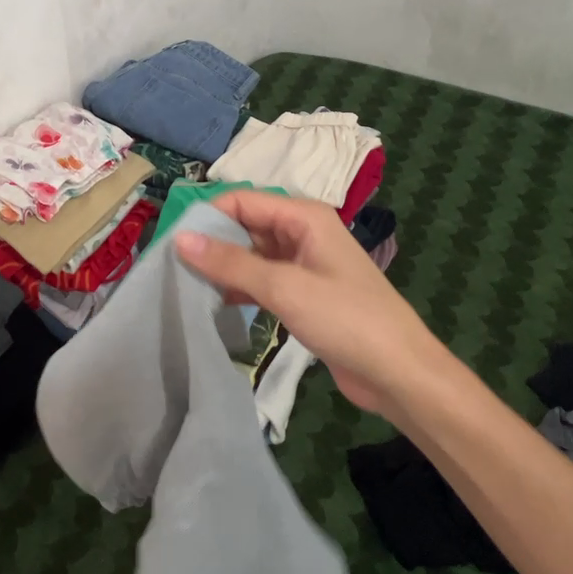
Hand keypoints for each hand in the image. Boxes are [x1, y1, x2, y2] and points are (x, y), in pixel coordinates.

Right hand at [175, 191, 445, 415]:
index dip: (206, 215)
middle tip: (173, 266)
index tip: (171, 242)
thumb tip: (179, 239)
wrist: (400, 374)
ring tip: (186, 286)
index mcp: (303, 216)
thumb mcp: (284, 287)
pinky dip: (239, 287)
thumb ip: (230, 263)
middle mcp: (301, 232)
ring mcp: (303, 263)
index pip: (241, 200)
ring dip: (223, 267)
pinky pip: (261, 279)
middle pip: (244, 224)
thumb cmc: (346, 320)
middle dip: (211, 241)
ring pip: (250, 254)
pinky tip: (215, 303)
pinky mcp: (303, 293)